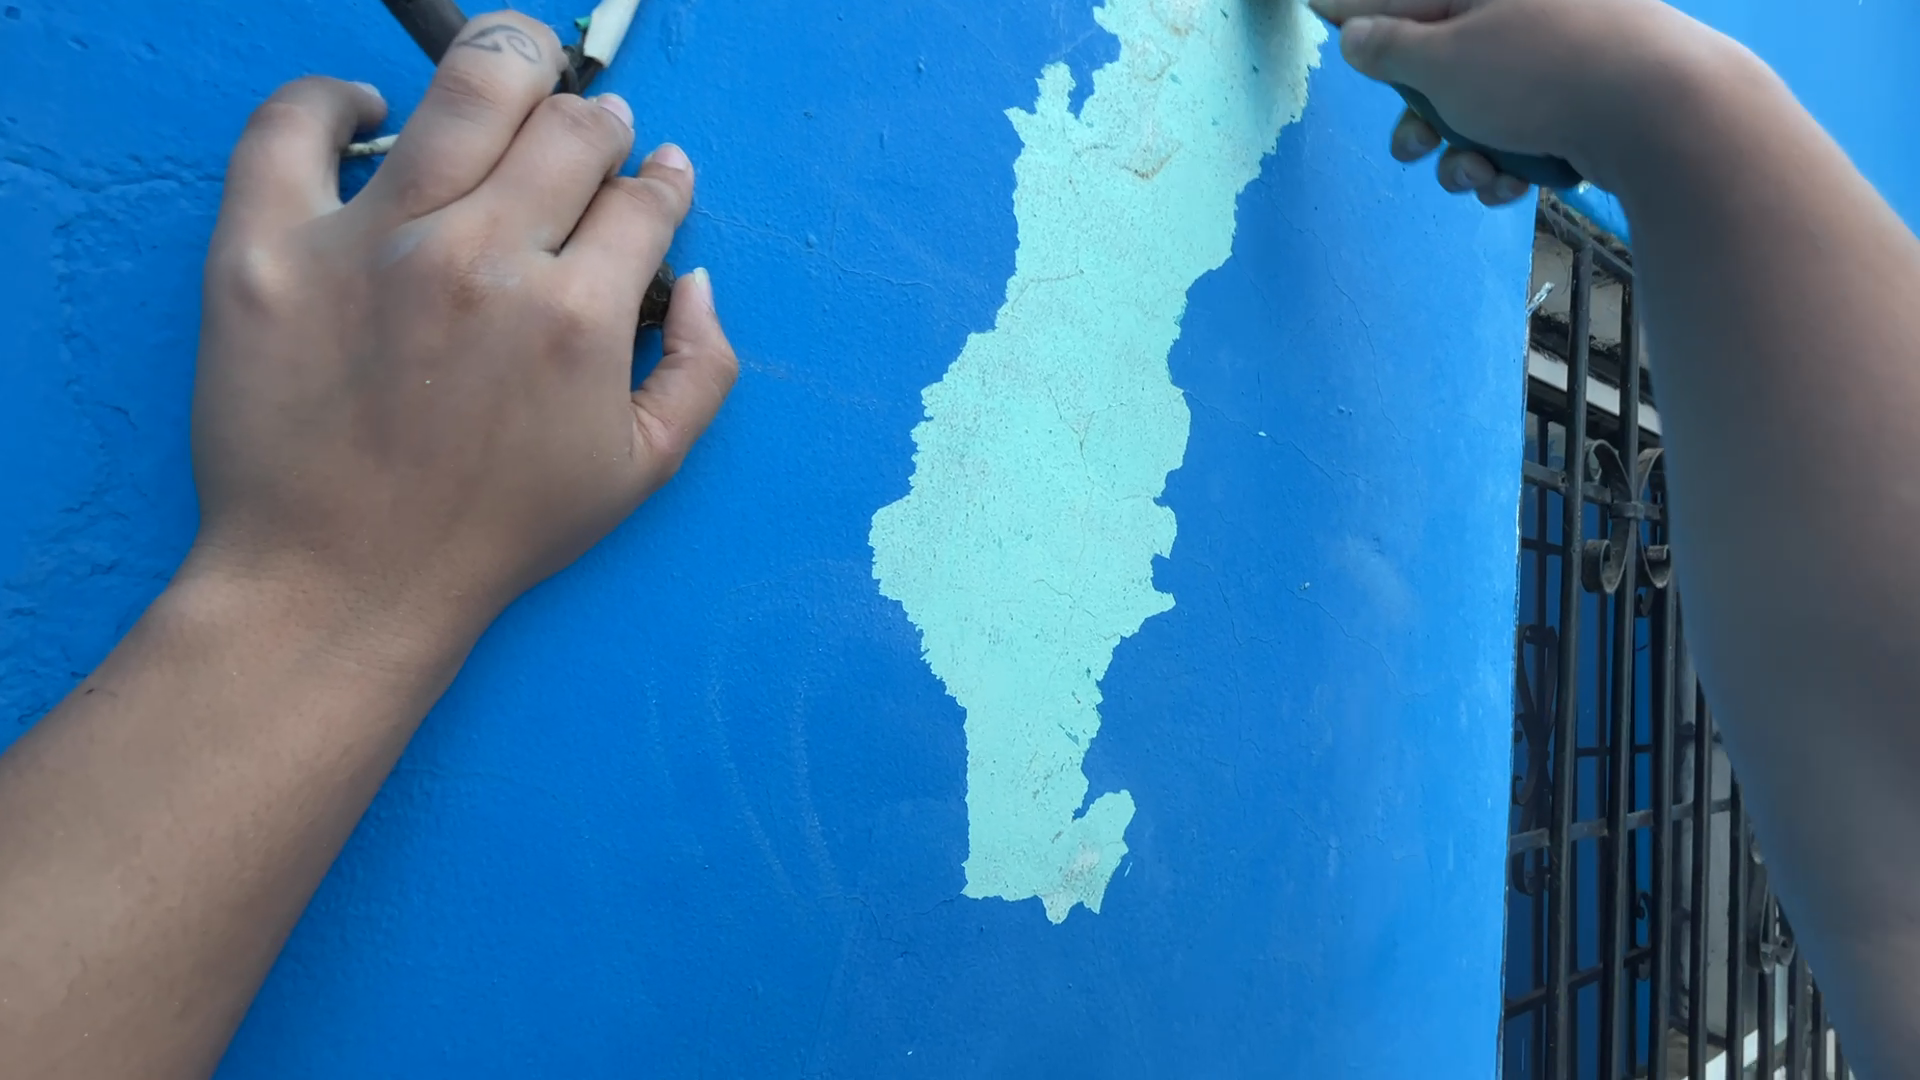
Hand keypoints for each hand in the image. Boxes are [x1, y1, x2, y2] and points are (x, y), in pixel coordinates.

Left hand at [190, 10, 736, 645]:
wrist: (355, 572)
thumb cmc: (514, 524)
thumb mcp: (651, 466)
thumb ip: (705, 368)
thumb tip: (695, 281)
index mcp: (583, 317)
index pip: (642, 205)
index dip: (667, 181)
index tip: (667, 172)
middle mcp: (486, 259)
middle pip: (567, 134)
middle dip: (603, 117)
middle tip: (604, 117)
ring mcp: (372, 241)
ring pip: (459, 95)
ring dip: (509, 59)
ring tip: (523, 53)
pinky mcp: (266, 243)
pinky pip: (293, 124)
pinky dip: (333, 96)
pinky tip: (370, 107)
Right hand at [1311, 0, 1735, 203]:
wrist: (1654, 112)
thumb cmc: (1537, 73)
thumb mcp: (1443, 61)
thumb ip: (1388, 48)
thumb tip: (1352, 31)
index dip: (1355, 15)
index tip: (1312, 7)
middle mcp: (1518, 11)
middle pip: (1435, 68)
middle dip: (1421, 122)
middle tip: (1417, 146)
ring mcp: (1548, 54)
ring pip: (1471, 112)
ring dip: (1460, 156)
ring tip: (1479, 172)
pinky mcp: (1571, 96)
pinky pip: (1511, 132)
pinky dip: (1502, 162)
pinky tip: (1513, 178)